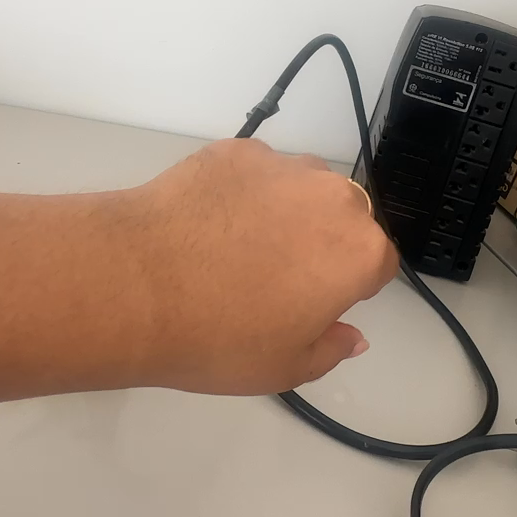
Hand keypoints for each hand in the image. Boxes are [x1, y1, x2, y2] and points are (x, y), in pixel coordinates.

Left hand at [106, 138, 397, 394]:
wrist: (136, 283)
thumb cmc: (219, 336)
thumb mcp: (285, 367)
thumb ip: (332, 348)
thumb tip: (352, 335)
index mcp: (358, 250)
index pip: (380, 262)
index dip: (352, 285)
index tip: (317, 301)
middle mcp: (332, 196)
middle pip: (347, 216)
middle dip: (325, 241)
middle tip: (276, 275)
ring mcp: (282, 165)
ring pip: (303, 185)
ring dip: (289, 208)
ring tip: (239, 242)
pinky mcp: (237, 149)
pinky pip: (256, 169)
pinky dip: (243, 189)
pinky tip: (207, 219)